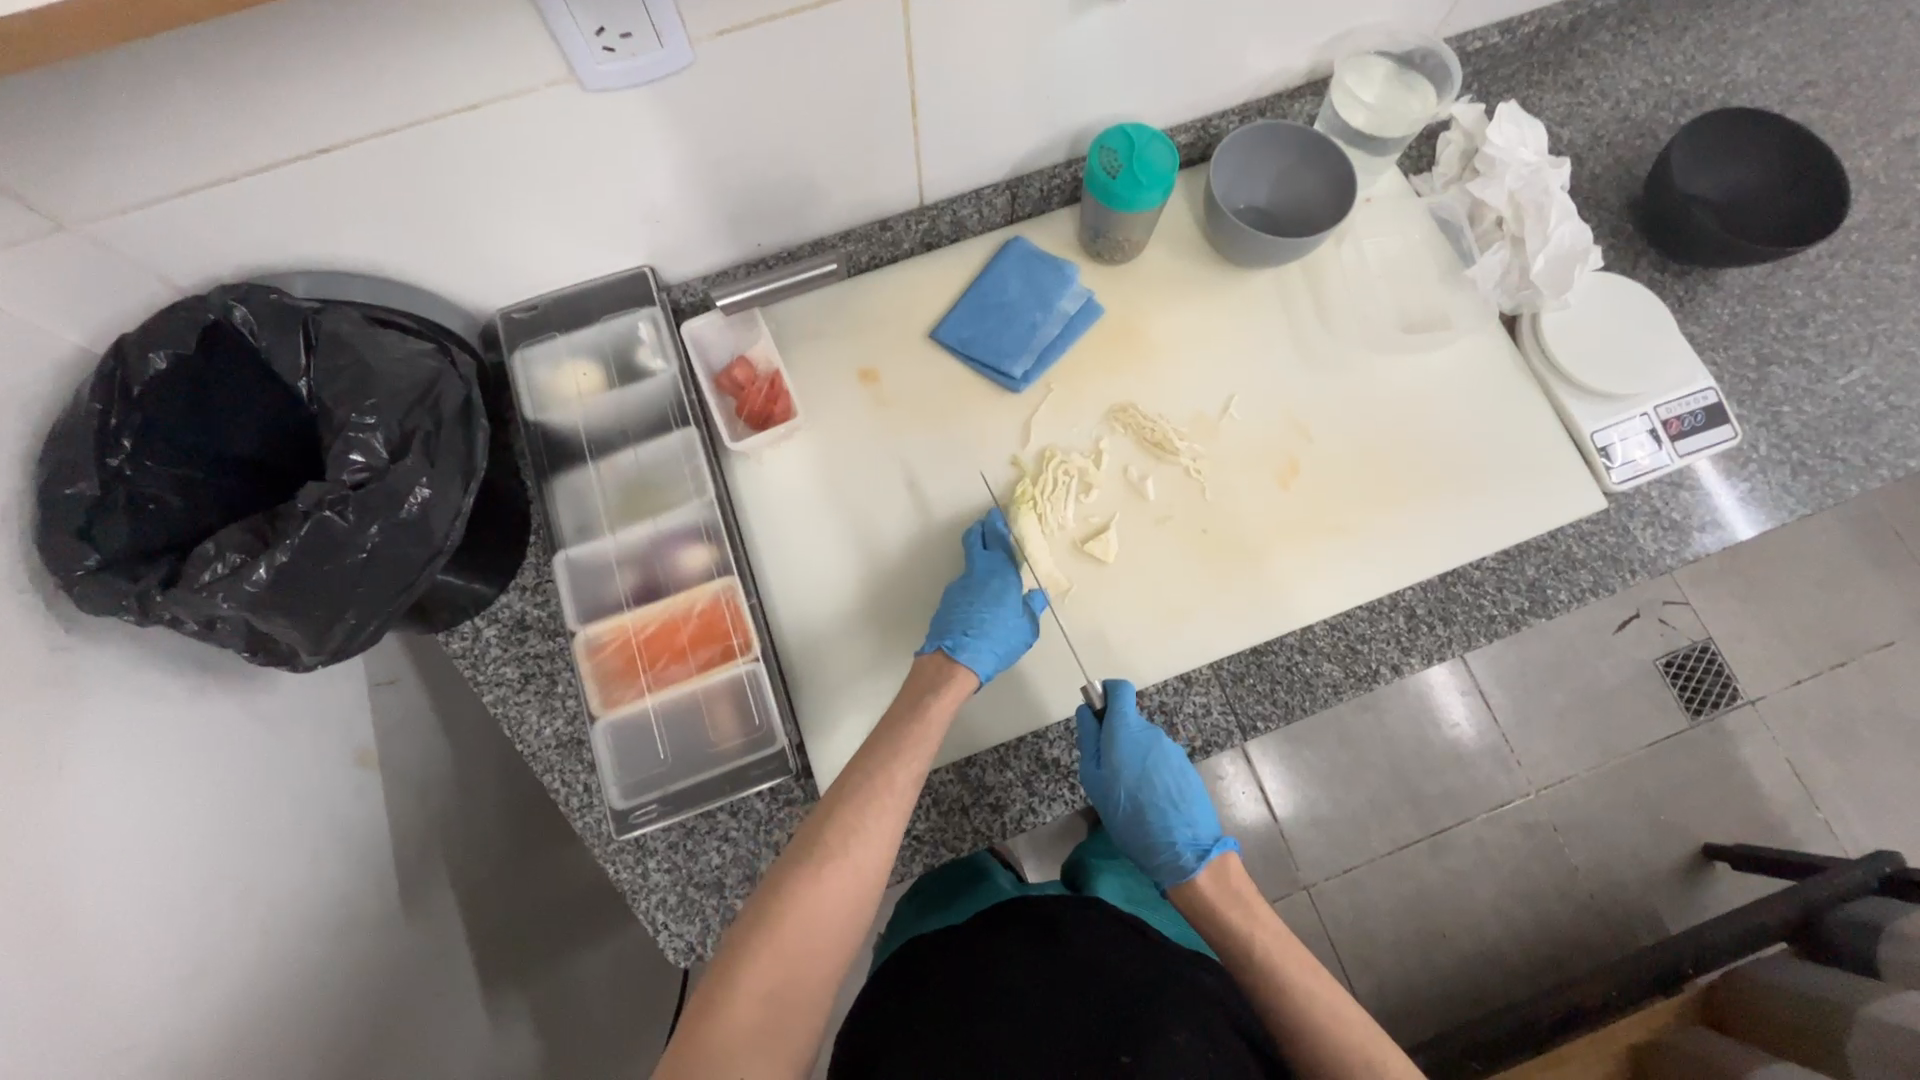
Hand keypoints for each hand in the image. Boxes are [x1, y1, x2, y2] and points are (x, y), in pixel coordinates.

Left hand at [916, 508, 1048, 685]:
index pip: (996, 536)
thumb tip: (1036, 595)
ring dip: (981, 566)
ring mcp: (958, 585)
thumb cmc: (998, 640)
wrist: (955, 661)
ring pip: (971, 566)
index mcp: (999, 571)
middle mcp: (977, 571)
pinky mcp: (948, 601)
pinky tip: (981, 606)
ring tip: (994, 583)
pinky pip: (965, 588)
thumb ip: (1031, 607)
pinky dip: (973, 589)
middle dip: (982, 530)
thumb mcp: (1026, 627)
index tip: (999, 514)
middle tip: (991, 529)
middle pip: (975, 539)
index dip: (997, 522)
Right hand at [1076, 680, 1237, 889]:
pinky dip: (1151, 773)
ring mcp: (1171, 750)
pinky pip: (1160, 761)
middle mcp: (1151, 732)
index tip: (1096, 715)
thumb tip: (1086, 711)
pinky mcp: (1185, 768)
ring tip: (1130, 796)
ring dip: (1133, 759)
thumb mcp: (1094, 780)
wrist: (1184, 849)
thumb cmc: (1128, 815)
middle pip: (1128, 722)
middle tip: (1107, 776)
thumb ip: (1089, 740)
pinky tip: (1151, 802)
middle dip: (1115, 740)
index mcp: (1125, 729)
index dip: (1105, 694)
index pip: (1119, 689)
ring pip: (1144, 744)